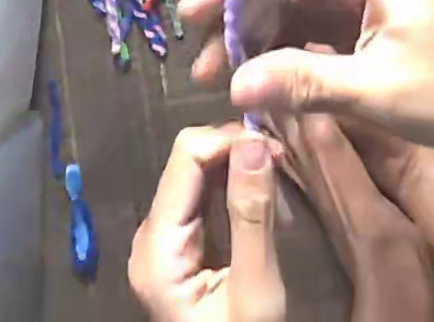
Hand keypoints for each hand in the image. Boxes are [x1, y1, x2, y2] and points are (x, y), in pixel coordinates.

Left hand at [129, 125, 285, 321]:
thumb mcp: (256, 294)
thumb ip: (252, 216)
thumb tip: (254, 140)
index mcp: (158, 246)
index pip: (186, 155)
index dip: (229, 139)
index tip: (275, 148)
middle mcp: (151, 232)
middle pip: (189, 158)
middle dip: (235, 147)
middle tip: (282, 158)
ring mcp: (163, 237)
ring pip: (197, 169)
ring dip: (237, 160)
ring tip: (278, 168)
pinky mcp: (180, 243)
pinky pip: (204, 191)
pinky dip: (234, 179)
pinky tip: (262, 185)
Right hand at [179, 0, 433, 147]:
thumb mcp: (380, 88)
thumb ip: (306, 81)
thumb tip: (234, 84)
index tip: (189, 17)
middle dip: (234, 17)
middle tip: (202, 65)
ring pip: (286, 7)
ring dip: (253, 38)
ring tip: (221, 78)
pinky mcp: (359, 26)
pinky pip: (306, 30)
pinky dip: (280, 52)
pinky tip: (261, 80)